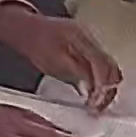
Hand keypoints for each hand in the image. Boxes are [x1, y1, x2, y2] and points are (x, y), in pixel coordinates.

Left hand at [0, 5, 122, 111]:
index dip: (102, 88)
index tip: (95, 104)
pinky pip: (103, 68)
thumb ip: (77, 75)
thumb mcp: (54, 61)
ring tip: (96, 104)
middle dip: (108, 91)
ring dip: (107, 89)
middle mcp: (91, 39)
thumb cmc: (35, 43)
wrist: (23, 29)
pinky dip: (102, 83)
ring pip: (110, 70)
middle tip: (98, 108)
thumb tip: (93, 91)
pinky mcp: (89, 51)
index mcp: (81, 38)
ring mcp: (91, 44)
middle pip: (112, 69)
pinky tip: (94, 93)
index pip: (103, 66)